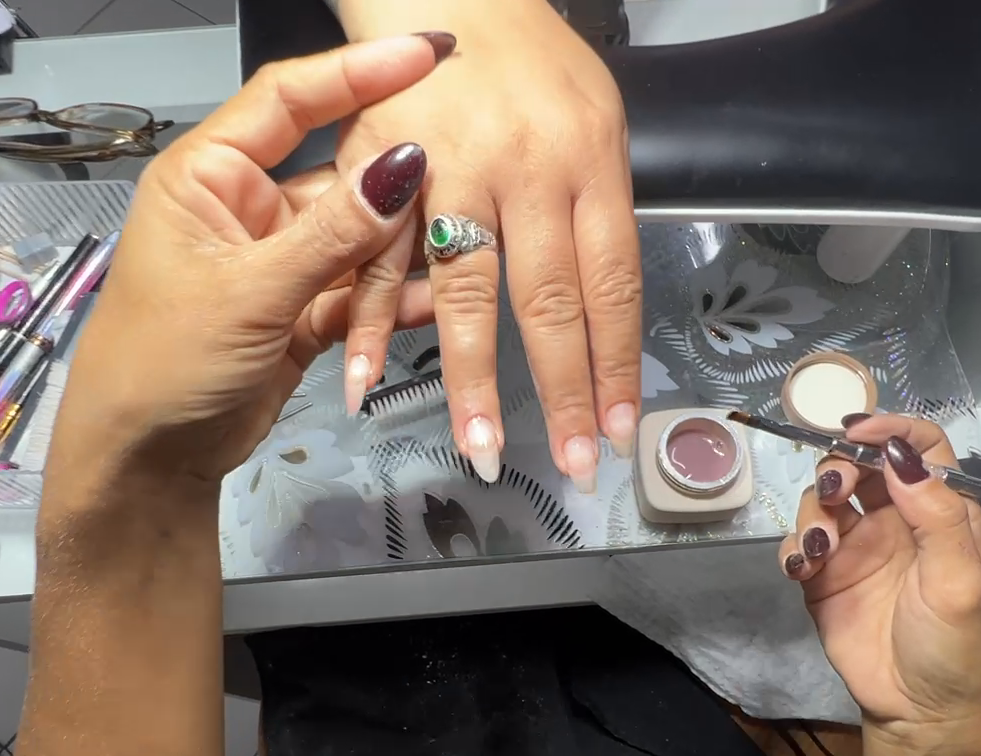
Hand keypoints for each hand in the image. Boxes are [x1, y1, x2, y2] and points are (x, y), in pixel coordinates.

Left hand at [42, 36, 441, 519]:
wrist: (154, 456)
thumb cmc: (166, 360)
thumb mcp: (250, 290)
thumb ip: (331, 233)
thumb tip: (402, 165)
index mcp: (211, 175)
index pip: (289, 100)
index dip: (356, 73)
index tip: (424, 52)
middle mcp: (250, 210)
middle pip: (336, 178)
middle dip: (390, 184)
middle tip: (457, 173)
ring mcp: (282, 266)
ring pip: (355, 244)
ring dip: (397, 254)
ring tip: (456, 246)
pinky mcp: (304, 316)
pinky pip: (357, 297)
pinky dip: (388, 304)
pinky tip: (433, 300)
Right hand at [332, 0, 640, 491]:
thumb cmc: (535, 63)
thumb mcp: (597, 124)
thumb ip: (598, 218)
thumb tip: (599, 318)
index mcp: (590, 160)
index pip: (612, 286)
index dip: (615, 368)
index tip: (616, 434)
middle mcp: (524, 170)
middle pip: (547, 302)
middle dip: (560, 395)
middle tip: (570, 467)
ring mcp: (450, 170)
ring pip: (463, 292)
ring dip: (471, 382)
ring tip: (480, 452)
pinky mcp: (385, 169)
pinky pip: (376, 260)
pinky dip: (364, 327)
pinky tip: (364, 386)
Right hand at [780, 415, 980, 742]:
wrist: (916, 709)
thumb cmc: (954, 646)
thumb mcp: (961, 581)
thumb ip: (937, 516)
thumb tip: (900, 456)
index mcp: (940, 513)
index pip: (919, 448)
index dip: (890, 429)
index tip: (857, 432)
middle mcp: (895, 521)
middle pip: (858, 465)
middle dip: (838, 467)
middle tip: (835, 491)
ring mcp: (855, 548)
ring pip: (822, 500)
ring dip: (813, 512)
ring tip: (820, 549)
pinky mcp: (821, 577)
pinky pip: (796, 545)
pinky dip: (792, 549)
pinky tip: (802, 571)